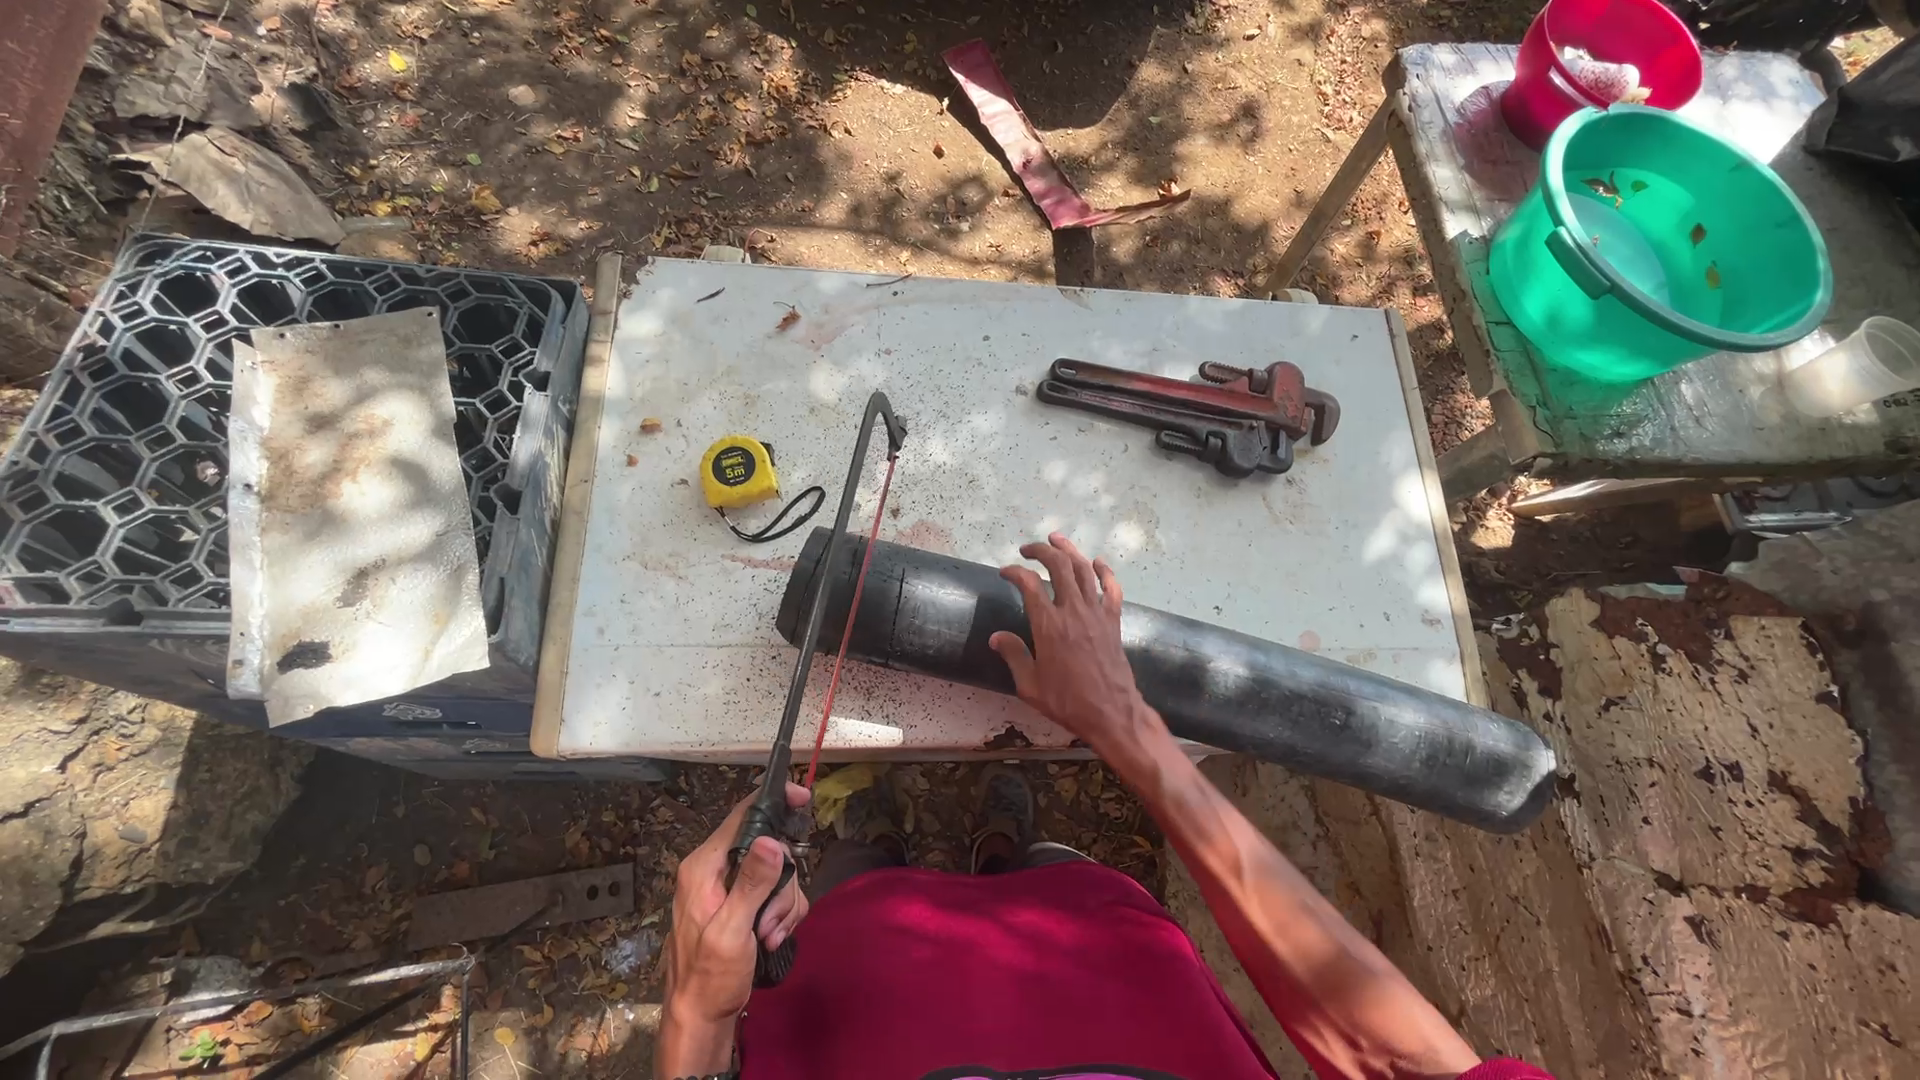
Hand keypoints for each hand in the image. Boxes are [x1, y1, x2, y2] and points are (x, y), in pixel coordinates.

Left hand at [663, 782, 809, 1026]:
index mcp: (705, 865)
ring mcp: (732, 886)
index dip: (773, 802)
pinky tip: (771, 939)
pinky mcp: (746, 903)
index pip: (743, 815)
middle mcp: (718, 868)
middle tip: (772, 919)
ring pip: (779, 873)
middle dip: (782, 885)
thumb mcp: (731, 930)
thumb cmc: (709, 976)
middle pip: (771, 848)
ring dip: (783, 906)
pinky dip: (783, 915)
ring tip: (768, 937)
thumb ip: (751, 883)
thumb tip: (772, 840)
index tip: (803, 798)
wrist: (702, 1018)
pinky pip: (779, 893)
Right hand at [989, 533, 1166, 757]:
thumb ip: (1014, 656)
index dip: (1014, 572)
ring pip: (1084, 570)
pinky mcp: (1113, 621)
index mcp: (1048, 626)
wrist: (1112, 713)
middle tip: (1027, 548)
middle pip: (1058, 566)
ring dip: (1069, 550)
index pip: (1028, 584)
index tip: (1005, 572)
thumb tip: (997, 637)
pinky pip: (1111, 588)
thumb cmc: (1067, 702)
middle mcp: (1073, 612)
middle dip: (1041, 550)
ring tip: (1056, 539)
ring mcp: (1097, 614)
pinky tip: (1096, 562)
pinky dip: (1104, 571)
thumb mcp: (1030, 686)